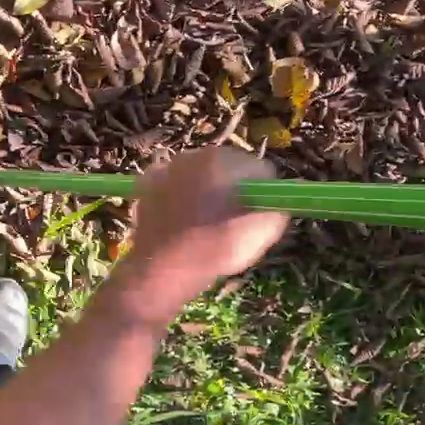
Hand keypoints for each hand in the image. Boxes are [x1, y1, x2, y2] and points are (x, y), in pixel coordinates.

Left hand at [104, 149, 288, 325]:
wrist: (162, 269)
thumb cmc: (217, 247)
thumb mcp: (266, 228)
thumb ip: (279, 203)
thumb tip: (275, 197)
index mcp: (221, 158)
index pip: (258, 170)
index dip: (262, 195)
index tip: (255, 216)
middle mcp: (190, 155)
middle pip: (227, 170)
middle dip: (232, 191)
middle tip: (230, 222)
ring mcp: (164, 170)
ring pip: (199, 178)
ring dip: (205, 194)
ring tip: (203, 225)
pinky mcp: (145, 188)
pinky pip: (174, 188)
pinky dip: (179, 199)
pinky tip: (180, 221)